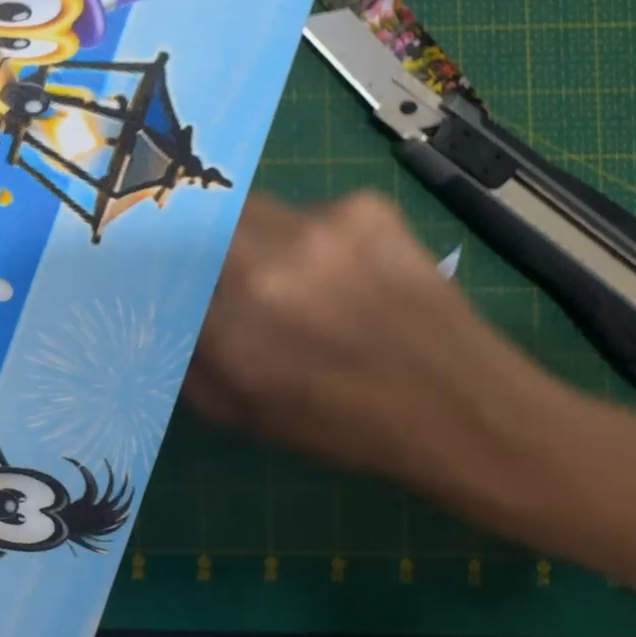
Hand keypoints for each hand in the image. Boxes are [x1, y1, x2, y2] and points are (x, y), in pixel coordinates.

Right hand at [184, 191, 566, 492]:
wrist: (473, 414)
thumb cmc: (350, 427)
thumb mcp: (248, 416)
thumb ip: (191, 366)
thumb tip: (162, 320)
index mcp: (228, 326)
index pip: (164, 273)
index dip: (163, 273)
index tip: (167, 277)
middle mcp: (262, 266)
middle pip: (198, 225)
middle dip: (205, 246)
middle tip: (226, 270)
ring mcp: (316, 229)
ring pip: (253, 210)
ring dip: (260, 236)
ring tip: (295, 272)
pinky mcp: (363, 209)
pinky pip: (312, 209)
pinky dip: (317, 236)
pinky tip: (346, 269)